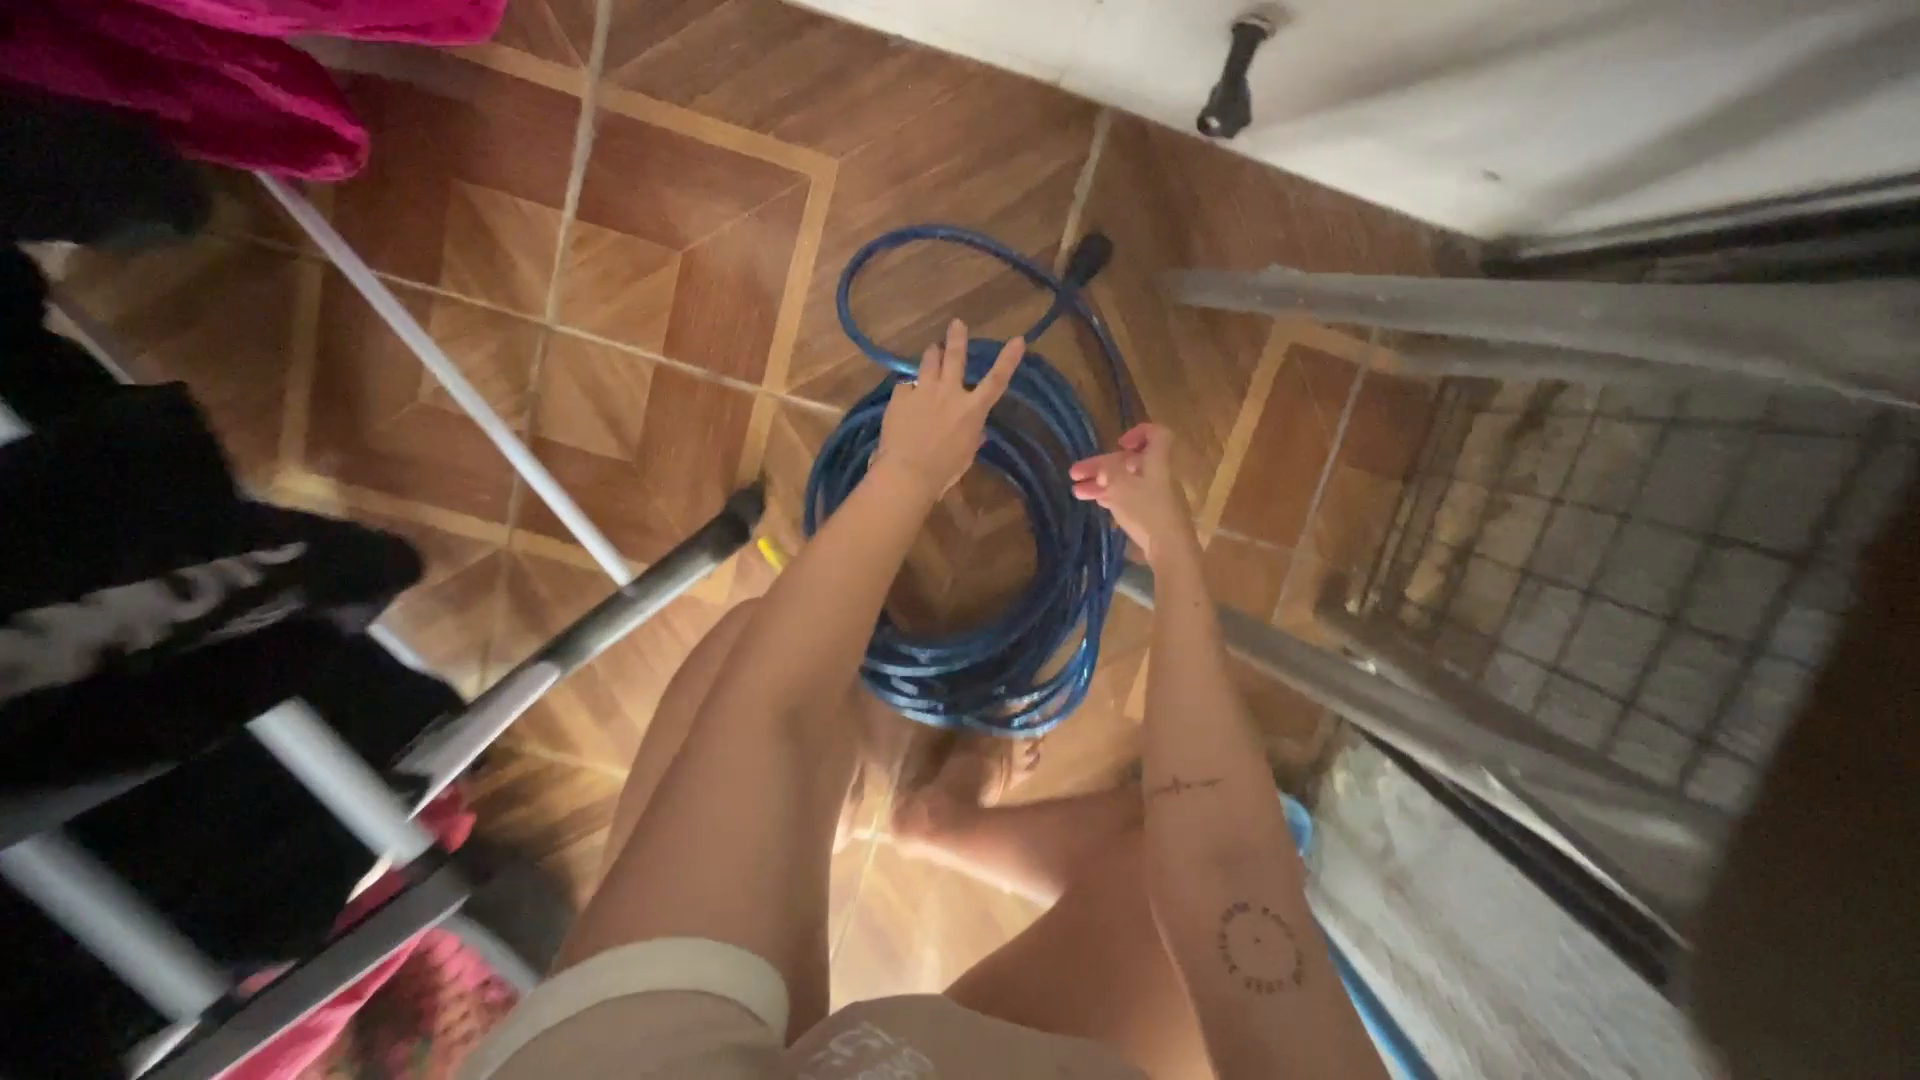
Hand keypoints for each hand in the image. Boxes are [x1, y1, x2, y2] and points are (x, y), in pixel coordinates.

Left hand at [873, 319, 1023, 497]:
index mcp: (972, 410)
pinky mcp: (901, 396)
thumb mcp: (966, 454)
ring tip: (931, 351)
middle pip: (955, 357)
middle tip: (956, 323)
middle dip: (956, 338)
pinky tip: (904, 398)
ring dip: (931, 355)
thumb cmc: (943, 471)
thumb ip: (972, 436)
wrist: (907, 472)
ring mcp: (924, 391)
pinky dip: (908, 389)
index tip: (1018, 340)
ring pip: (928, 361)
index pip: (996, 380)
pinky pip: (906, 385)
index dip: (1009, 359)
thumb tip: (976, 431)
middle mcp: (950, 392)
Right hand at [1069, 423, 1197, 567]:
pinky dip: (1110, 495)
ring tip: (1077, 492)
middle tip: (1075, 474)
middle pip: (1128, 461)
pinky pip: (1128, 497)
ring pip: (1125, 481)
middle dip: (1100, 466)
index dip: (1138, 433)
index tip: (1119, 443)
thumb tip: (1103, 468)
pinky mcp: (1150, 512)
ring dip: (1100, 483)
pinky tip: (1095, 500)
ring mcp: (1154, 494)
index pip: (1156, 434)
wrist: (1170, 547)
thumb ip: (1108, 470)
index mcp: (1155, 461)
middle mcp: (1156, 474)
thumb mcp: (1121, 485)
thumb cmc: (1146, 510)